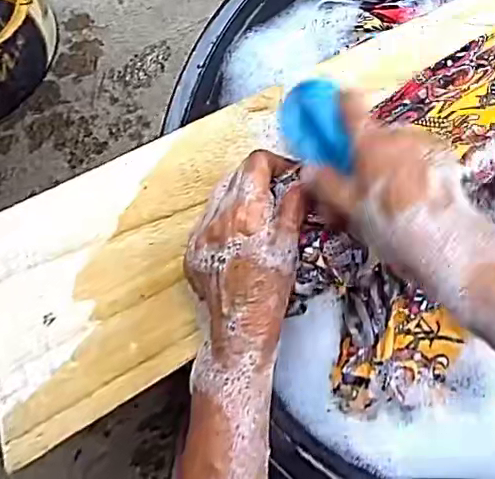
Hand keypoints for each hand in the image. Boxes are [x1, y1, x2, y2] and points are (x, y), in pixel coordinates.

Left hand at [184, 149, 306, 392]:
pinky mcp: (191, 250)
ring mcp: (201, 234)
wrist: (239, 333)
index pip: (255, 162)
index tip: (290, 174)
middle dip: (260, 175)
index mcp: (246, 212)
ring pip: (221, 192)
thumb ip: (295, 203)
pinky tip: (241, 231)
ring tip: (261, 209)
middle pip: (237, 173)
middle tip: (279, 190)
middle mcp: (218, 218)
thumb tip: (302, 178)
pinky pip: (209, 215)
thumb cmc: (270, 290)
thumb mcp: (291, 242)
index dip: (277, 162)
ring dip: (242, 191)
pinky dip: (226, 213)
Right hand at [304, 92, 494, 345]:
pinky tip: (417, 193)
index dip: (341, 103)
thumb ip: (327, 184)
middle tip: (364, 187)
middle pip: (375, 134)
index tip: (336, 105)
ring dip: (393, 161)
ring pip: (399, 145)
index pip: (350, 105)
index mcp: (369, 142)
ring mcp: (423, 140)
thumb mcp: (350, 209)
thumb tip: (310, 169)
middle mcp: (396, 132)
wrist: (443, 236)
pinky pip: (421, 152)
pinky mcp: (444, 151)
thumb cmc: (390, 223)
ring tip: (394, 197)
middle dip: (367, 154)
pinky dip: (416, 165)